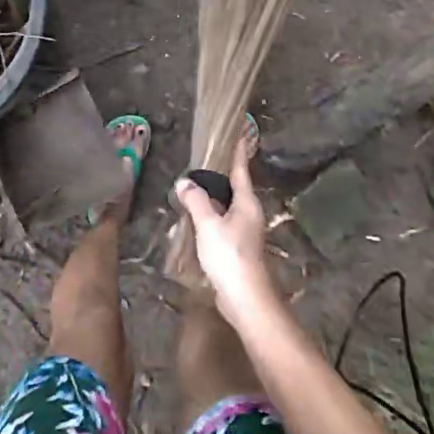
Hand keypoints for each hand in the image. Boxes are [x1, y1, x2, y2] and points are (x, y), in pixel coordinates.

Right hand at [174, 160, 278, 325]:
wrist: (246, 299)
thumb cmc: (230, 256)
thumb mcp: (208, 224)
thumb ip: (195, 201)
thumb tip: (184, 183)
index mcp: (247, 204)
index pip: (241, 171)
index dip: (239, 153)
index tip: (241, 134)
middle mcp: (249, 215)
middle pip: (234, 189)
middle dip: (220, 176)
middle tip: (202, 161)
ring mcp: (245, 233)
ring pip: (227, 208)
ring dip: (212, 199)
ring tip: (192, 190)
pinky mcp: (237, 249)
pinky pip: (221, 224)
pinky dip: (209, 217)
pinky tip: (195, 221)